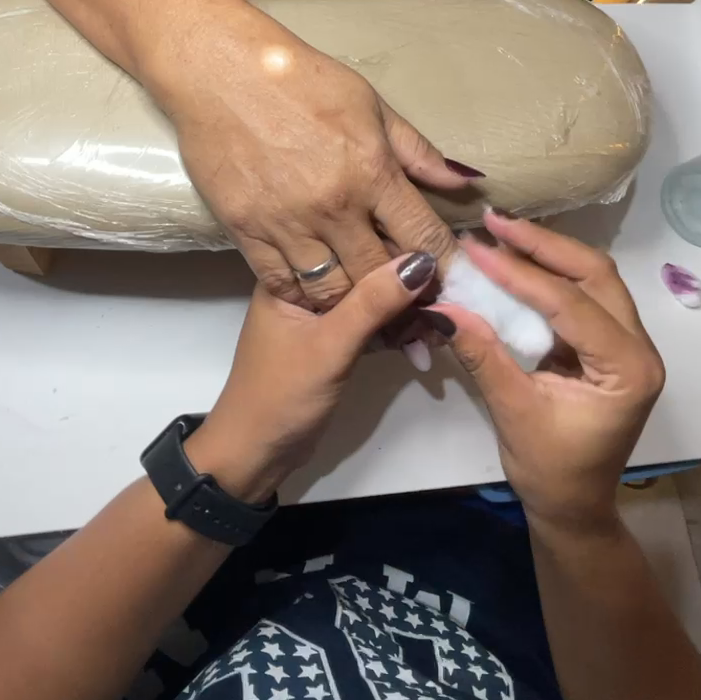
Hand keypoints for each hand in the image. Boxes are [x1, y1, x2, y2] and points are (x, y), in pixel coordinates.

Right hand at [162, 19, 474, 309]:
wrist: (221, 72)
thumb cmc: (300, 80)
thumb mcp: (371, 105)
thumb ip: (417, 151)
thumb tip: (463, 182)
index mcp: (372, 172)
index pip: (424, 237)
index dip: (444, 266)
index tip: (448, 277)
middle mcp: (334, 207)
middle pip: (381, 276)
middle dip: (402, 292)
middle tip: (408, 295)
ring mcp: (287, 223)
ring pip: (332, 291)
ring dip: (352, 300)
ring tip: (362, 296)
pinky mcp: (246, 231)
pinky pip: (282, 283)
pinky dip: (303, 294)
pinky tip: (315, 288)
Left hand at [187, 252, 439, 500]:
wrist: (254, 455)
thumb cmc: (281, 396)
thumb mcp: (330, 347)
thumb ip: (373, 304)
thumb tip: (422, 259)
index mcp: (290, 274)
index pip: (350, 244)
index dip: (396, 254)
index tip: (439, 268)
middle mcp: (304, 286)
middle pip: (366, 272)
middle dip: (407, 289)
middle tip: (446, 307)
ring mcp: (318, 314)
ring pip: (372, 300)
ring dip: (406, 316)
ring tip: (437, 333)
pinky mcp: (331, 340)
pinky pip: (370, 325)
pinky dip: (395, 335)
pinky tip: (422, 347)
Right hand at [434, 210, 664, 532]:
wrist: (573, 506)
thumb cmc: (551, 470)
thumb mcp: (513, 411)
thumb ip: (483, 354)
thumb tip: (440, 306)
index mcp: (628, 369)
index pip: (570, 304)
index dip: (521, 273)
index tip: (476, 247)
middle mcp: (639, 347)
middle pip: (595, 274)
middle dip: (543, 244)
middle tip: (494, 221)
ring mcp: (626, 342)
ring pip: (593, 277)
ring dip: (548, 251)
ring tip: (501, 231)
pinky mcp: (606, 342)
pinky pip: (581, 293)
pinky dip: (549, 272)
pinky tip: (515, 258)